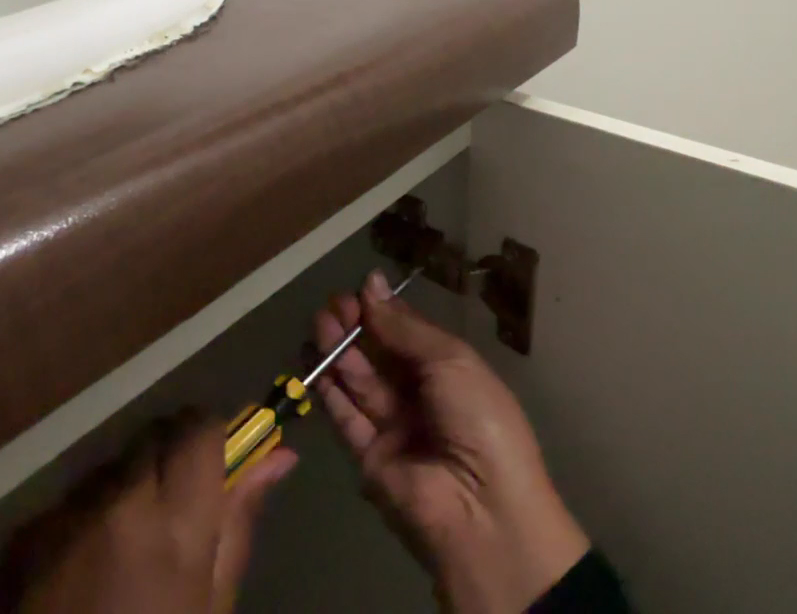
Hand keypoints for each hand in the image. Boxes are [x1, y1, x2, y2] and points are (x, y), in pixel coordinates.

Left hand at [0, 414, 295, 613]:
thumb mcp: (213, 601)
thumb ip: (239, 520)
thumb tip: (279, 456)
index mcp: (175, 522)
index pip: (199, 429)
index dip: (213, 433)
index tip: (219, 453)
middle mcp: (120, 501)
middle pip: (154, 433)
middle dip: (173, 450)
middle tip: (179, 493)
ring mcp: (67, 515)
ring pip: (112, 463)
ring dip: (130, 480)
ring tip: (129, 535)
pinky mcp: (26, 534)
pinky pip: (72, 498)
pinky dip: (89, 513)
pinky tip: (88, 560)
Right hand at [314, 270, 588, 613]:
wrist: (483, 511)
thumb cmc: (479, 421)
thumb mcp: (451, 362)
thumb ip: (404, 328)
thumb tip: (371, 285)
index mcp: (450, 371)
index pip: (408, 334)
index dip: (382, 312)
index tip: (358, 291)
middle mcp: (421, 397)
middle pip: (379, 356)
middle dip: (356, 328)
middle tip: (333, 306)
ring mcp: (394, 428)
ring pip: (359, 382)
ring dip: (338, 352)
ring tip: (320, 324)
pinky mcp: (368, 458)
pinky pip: (346, 418)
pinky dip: (329, 390)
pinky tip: (314, 362)